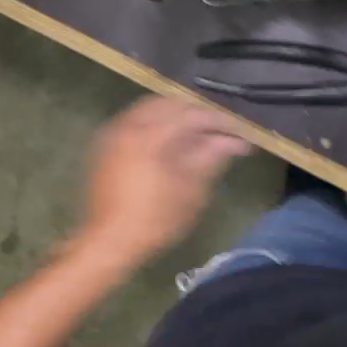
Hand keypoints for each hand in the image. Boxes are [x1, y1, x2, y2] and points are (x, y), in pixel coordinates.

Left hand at [74, 97, 252, 266]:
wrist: (108, 242)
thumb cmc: (154, 221)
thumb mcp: (190, 192)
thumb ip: (211, 157)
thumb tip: (234, 141)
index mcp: (149, 135)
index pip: (192, 115)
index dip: (220, 121)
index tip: (241, 131)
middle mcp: (128, 124)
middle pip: (170, 104)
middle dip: (197, 115)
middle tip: (220, 131)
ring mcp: (113, 132)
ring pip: (150, 109)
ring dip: (176, 116)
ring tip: (199, 135)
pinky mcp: (105, 144)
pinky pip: (135, 120)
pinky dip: (156, 123)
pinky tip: (171, 141)